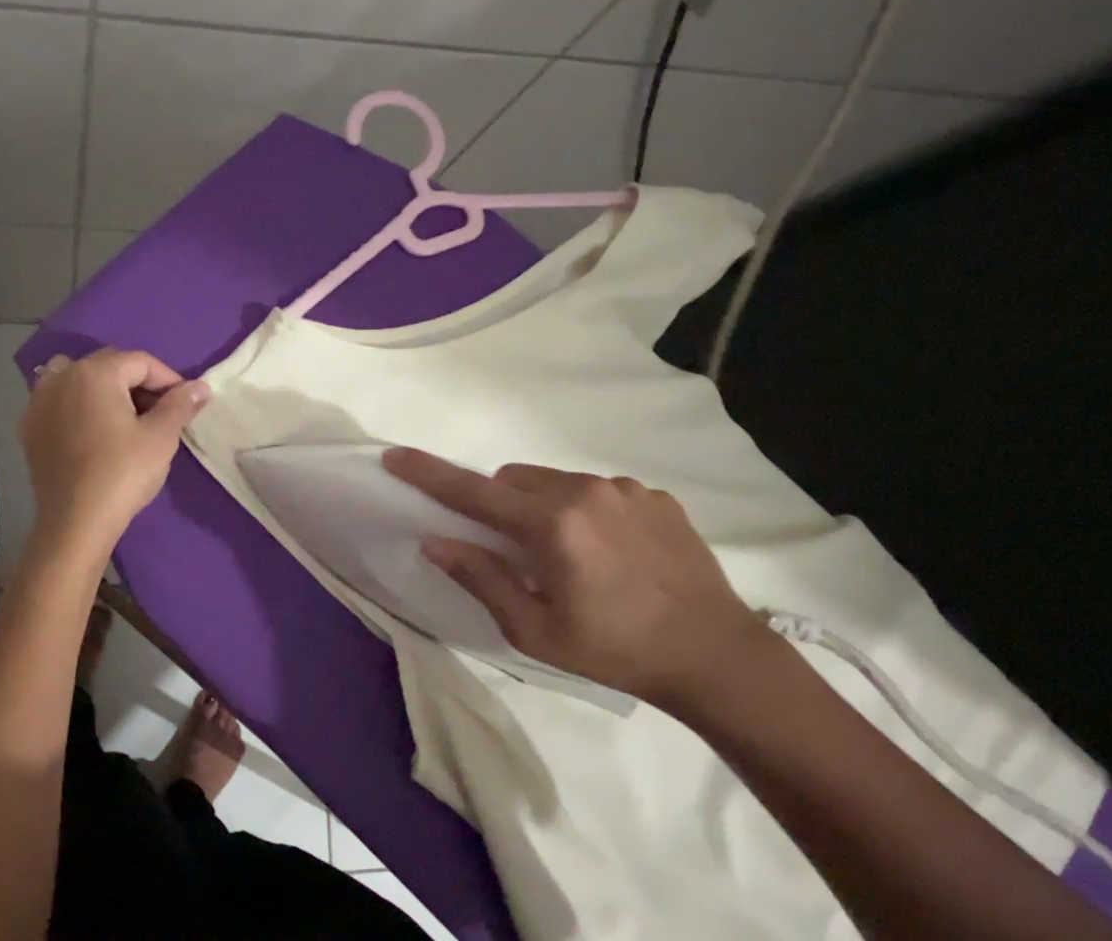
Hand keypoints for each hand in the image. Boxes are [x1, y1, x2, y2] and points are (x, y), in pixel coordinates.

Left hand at [21, 349, 210, 545]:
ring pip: (76, 379)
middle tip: (158, 413)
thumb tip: (201, 387)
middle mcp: (61, 377)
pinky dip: (76, 407)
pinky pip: (57, 402)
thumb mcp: (161, 437)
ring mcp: (39, 402)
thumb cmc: (122, 474)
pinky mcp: (29, 428)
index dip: (168, 379)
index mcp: (94, 372)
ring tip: (122, 417)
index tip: (184, 404)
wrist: (75, 523)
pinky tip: (92, 432)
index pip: (140, 362)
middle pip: (108, 366)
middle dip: (136, 383)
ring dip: (102, 389)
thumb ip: (180, 404)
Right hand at [384, 449, 778, 706]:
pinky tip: (610, 554)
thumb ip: (482, 578)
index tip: (395, 456)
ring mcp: (626, 490)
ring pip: (556, 482)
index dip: (429, 475)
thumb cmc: (615, 650)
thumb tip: (435, 541)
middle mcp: (586, 491)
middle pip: (514, 479)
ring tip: (569, 558)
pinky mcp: (656, 497)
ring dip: (543, 507)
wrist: (716, 656)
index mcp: (552, 525)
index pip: (473, 492)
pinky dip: (585, 512)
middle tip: (512, 551)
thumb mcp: (535, 630)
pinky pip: (599, 491)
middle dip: (498, 504)